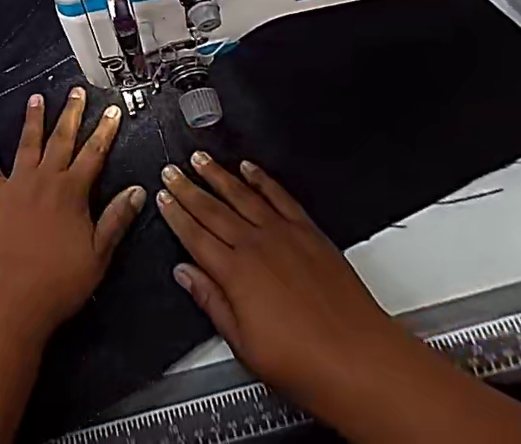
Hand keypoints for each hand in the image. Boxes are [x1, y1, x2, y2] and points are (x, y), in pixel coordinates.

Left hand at [0, 87, 145, 337]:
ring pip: (28, 144)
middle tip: (77, 92)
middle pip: (62, 139)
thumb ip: (117, 218)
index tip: (113, 111)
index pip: (94, 152)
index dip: (106, 130)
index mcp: (72, 191)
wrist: (11, 299)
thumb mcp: (98, 253)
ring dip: (34, 120)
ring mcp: (18, 185)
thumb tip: (137, 191)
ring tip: (37, 99)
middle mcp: (45, 180)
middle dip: (72, 113)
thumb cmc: (57, 281)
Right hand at [156, 153, 422, 412]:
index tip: (163, 198)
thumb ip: (211, 301)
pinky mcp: (308, 231)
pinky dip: (262, 179)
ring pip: (242, 195)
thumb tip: (185, 275)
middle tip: (171, 171)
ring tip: (200, 159)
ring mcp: (283, 234)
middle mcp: (256, 246)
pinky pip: (279, 196)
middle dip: (188, 188)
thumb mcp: (243, 343)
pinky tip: (249, 168)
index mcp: (235, 273)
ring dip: (218, 175)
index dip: (176, 214)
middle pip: (212, 209)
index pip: (195, 235)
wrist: (358, 359)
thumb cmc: (304, 362)